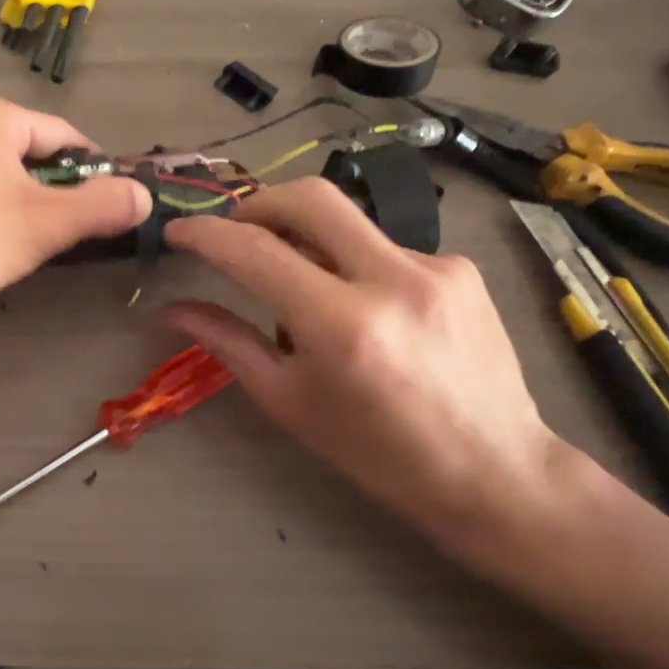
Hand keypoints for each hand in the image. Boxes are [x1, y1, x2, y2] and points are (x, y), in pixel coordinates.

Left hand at [0, 92, 150, 336]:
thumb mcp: (44, 224)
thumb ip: (100, 206)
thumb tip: (143, 194)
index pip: (65, 135)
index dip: (95, 171)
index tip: (110, 207)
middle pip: (27, 153)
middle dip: (52, 192)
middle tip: (62, 235)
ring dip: (17, 205)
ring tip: (19, 246)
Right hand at [162, 178, 562, 538]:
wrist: (495, 472)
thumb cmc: (377, 452)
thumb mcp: (289, 402)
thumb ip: (228, 343)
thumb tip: (172, 309)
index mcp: (342, 326)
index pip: (255, 251)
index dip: (205, 234)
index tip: (179, 232)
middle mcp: (392, 280)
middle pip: (309, 197)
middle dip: (257, 204)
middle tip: (235, 232)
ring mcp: (435, 267)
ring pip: (347, 220)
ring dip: (307, 238)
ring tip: (304, 289)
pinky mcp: (460, 267)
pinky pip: (384, 245)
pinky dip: (354, 263)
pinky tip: (363, 307)